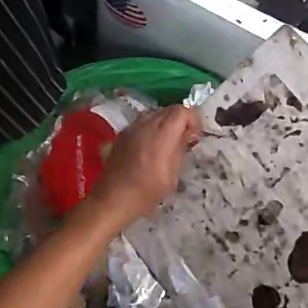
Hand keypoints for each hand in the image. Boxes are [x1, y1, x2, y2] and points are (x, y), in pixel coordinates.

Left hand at [89, 106, 199, 220]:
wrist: (113, 198)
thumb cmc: (146, 192)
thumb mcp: (172, 176)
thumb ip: (180, 149)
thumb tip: (188, 133)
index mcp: (161, 136)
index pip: (181, 110)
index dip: (192, 118)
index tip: (194, 134)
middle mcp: (146, 125)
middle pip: (169, 109)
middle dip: (180, 119)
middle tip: (184, 137)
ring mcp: (132, 127)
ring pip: (155, 112)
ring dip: (166, 121)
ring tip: (168, 140)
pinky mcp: (122, 133)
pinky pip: (142, 120)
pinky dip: (152, 125)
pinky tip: (151, 144)